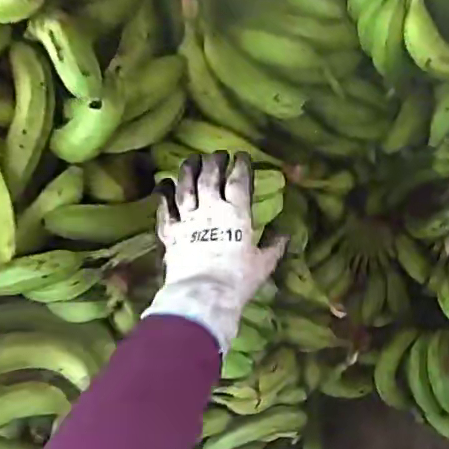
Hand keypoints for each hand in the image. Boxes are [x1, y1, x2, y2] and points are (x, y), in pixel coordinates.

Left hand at [144, 152, 286, 351]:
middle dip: (214, 162)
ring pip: (185, 187)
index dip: (240, 166)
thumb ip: (274, 246)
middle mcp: (210, 209)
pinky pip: (164, 208)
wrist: (203, 294)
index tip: (241, 156)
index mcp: (236, 213)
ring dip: (188, 170)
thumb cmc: (238, 279)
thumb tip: (285, 234)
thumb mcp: (263, 264)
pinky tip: (162, 185)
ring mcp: (187, 219)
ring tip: (191, 159)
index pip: (238, 181)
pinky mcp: (169, 233)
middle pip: (209, 177)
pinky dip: (163, 195)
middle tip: (216, 154)